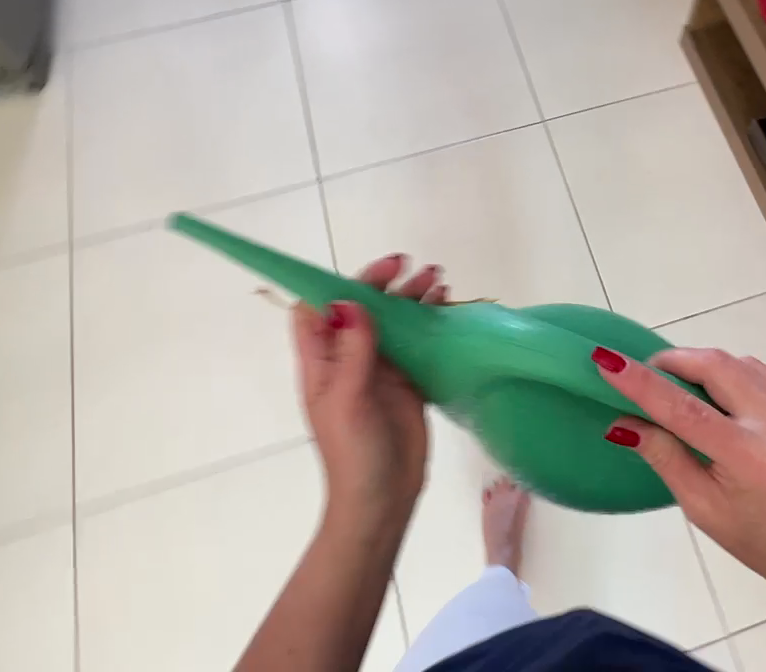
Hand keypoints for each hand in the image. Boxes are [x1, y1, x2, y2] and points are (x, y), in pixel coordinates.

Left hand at [292, 255, 445, 531]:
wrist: (384, 501)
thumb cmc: (355, 453)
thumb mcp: (348, 399)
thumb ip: (352, 350)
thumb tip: (349, 301)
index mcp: (322, 362)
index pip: (318, 309)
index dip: (338, 284)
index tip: (371, 270)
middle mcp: (348, 358)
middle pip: (362, 307)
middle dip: (383, 282)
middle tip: (410, 265)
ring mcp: (379, 368)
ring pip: (392, 320)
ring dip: (411, 297)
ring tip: (438, 279)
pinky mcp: (407, 380)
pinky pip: (417, 340)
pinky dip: (429, 320)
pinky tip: (446, 305)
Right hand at [594, 347, 765, 606]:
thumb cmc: (753, 536)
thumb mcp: (700, 506)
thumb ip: (662, 456)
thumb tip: (620, 421)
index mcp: (751, 460)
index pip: (685, 410)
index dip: (643, 383)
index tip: (607, 361)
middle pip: (713, 367)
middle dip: (671, 361)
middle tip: (642, 371)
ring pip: (732, 361)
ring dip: (697, 366)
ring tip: (677, 388)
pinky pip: (752, 368)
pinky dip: (724, 372)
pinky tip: (715, 396)